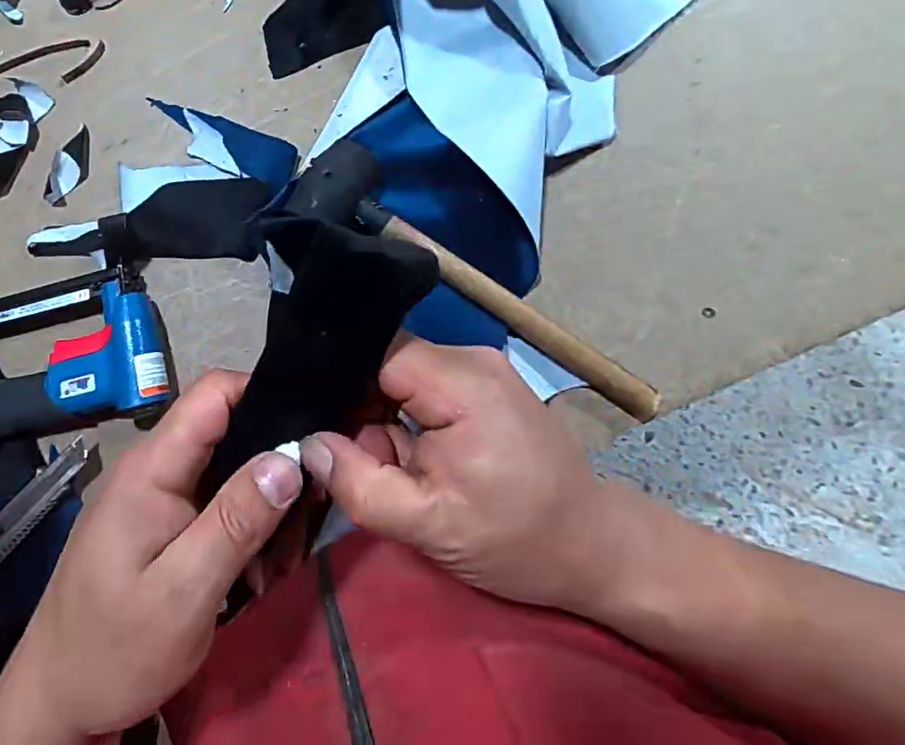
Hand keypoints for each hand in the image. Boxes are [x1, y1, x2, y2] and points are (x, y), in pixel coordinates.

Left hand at [0, 371, 304, 743]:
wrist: (57, 693)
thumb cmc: (115, 647)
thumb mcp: (184, 592)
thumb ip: (235, 521)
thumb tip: (289, 456)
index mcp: (152, 467)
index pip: (213, 393)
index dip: (264, 394)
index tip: (312, 432)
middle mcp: (152, 465)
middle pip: (226, 429)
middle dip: (274, 463)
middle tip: (308, 517)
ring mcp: (153, 492)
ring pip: (225, 467)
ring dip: (262, 504)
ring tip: (283, 558)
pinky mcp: (158, 518)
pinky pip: (211, 499)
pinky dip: (242, 524)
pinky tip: (256, 568)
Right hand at [298, 337, 636, 612]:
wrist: (597, 550)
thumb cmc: (518, 541)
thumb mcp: (429, 527)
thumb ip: (360, 485)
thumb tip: (307, 444)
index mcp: (462, 382)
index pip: (375, 354)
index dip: (341, 385)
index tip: (318, 422)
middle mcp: (469, 359)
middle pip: (383, 363)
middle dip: (359, 408)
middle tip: (355, 457)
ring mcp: (476, 368)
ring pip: (396, 377)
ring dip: (380, 418)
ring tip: (390, 465)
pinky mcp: (478, 384)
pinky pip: (418, 387)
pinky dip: (402, 419)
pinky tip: (409, 457)